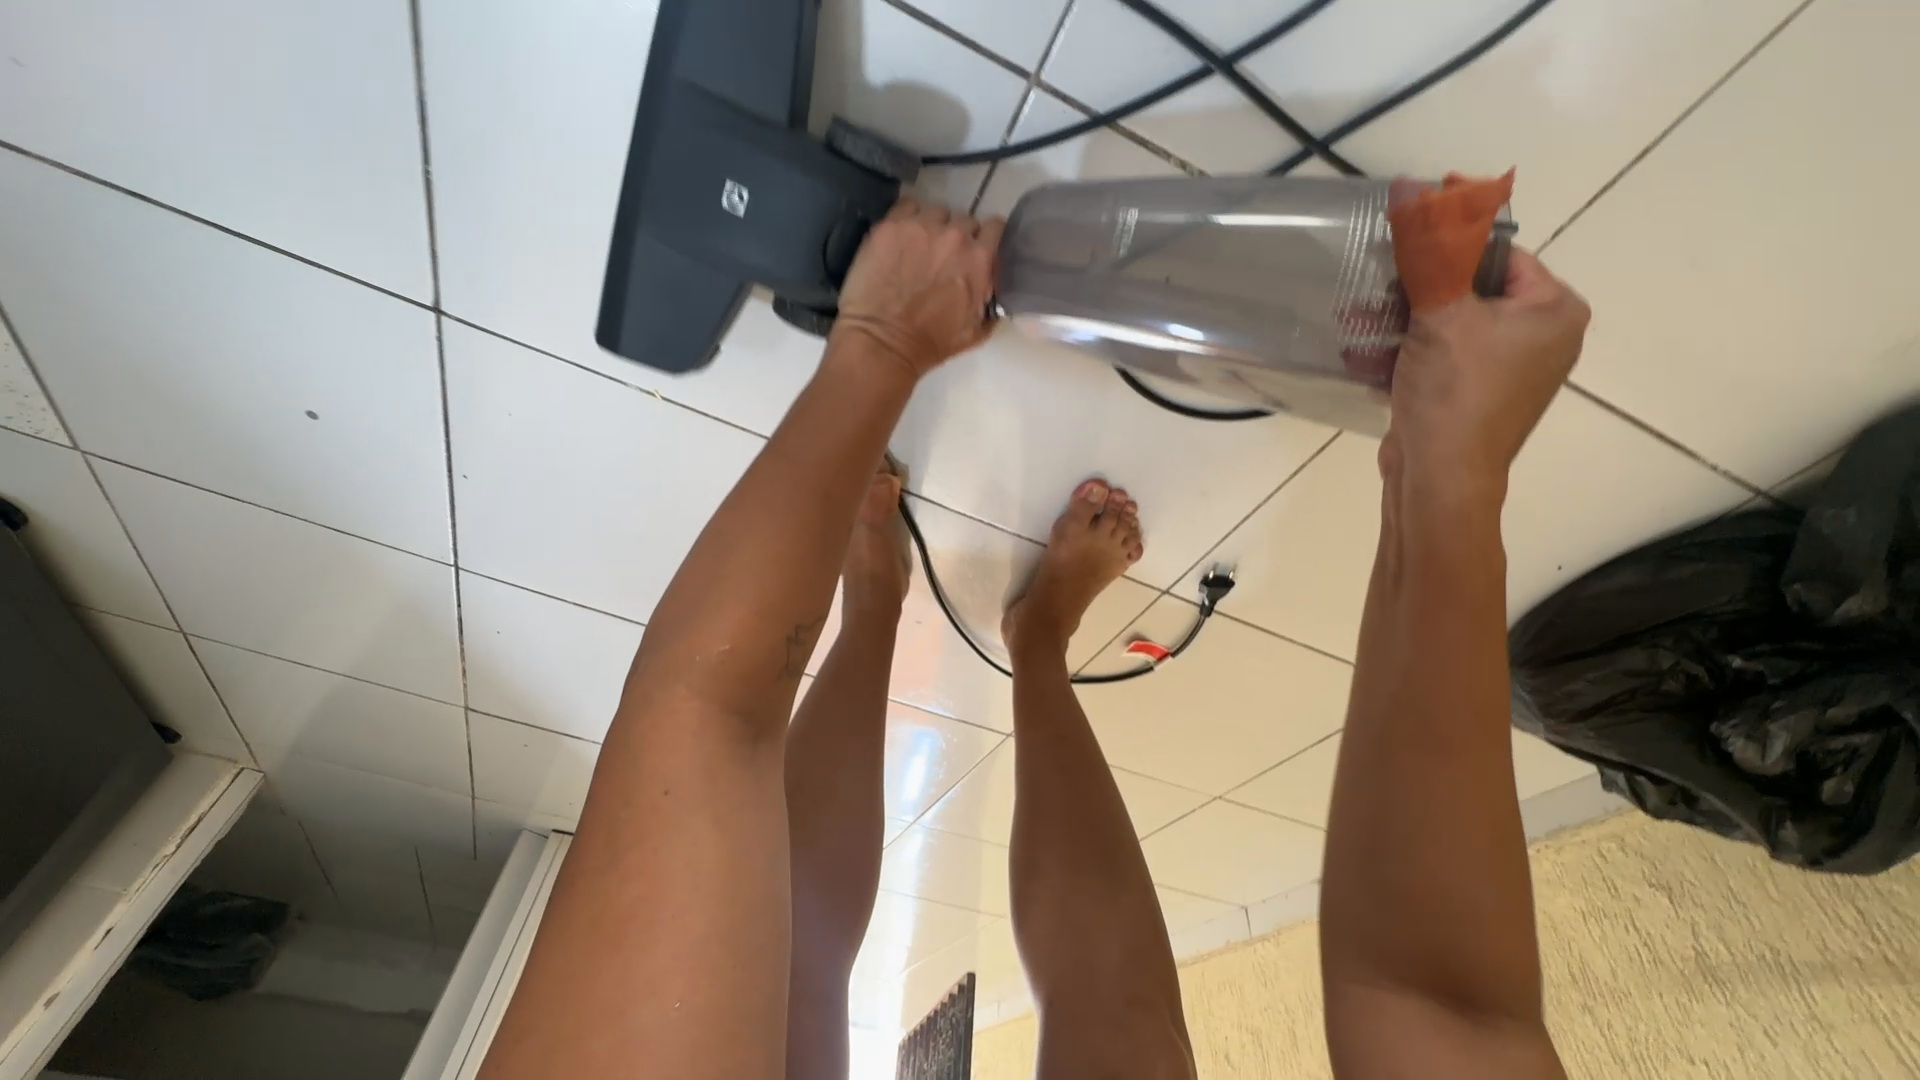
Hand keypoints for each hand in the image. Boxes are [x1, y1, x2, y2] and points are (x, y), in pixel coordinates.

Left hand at [832, 198, 1004, 376]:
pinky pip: (907, 206)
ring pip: (936, 212)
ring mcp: (920, 227)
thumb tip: (990, 289)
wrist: (882, 343)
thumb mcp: (975, 332)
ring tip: (920, 246)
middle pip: (964, 220)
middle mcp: (954, 235)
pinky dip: (907, 218)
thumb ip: (990, 303)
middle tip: (944, 256)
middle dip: (958, 235)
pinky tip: (901, 237)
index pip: (995, 227)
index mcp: (979, 260)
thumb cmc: (930, 344)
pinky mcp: (890, 225)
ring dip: (933, 226)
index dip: (987, 237)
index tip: (978, 248)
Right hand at [1381, 248, 1589, 494]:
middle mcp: (1543, 339)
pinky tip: (1371, 358)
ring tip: (1362, 324)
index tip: (1399, 256)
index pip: (1498, 255)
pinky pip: (1442, 361)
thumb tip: (1409, 184)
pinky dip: (1408, 356)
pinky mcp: (1475, 400)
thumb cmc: (1454, 390)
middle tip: (1375, 291)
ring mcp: (1509, 374)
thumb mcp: (1440, 312)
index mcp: (1555, 310)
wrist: (1440, 478)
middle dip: (1417, 292)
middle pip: (1471, 292)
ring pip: (1450, 328)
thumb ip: (1426, 249)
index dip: (1446, 251)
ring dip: (1402, 325)